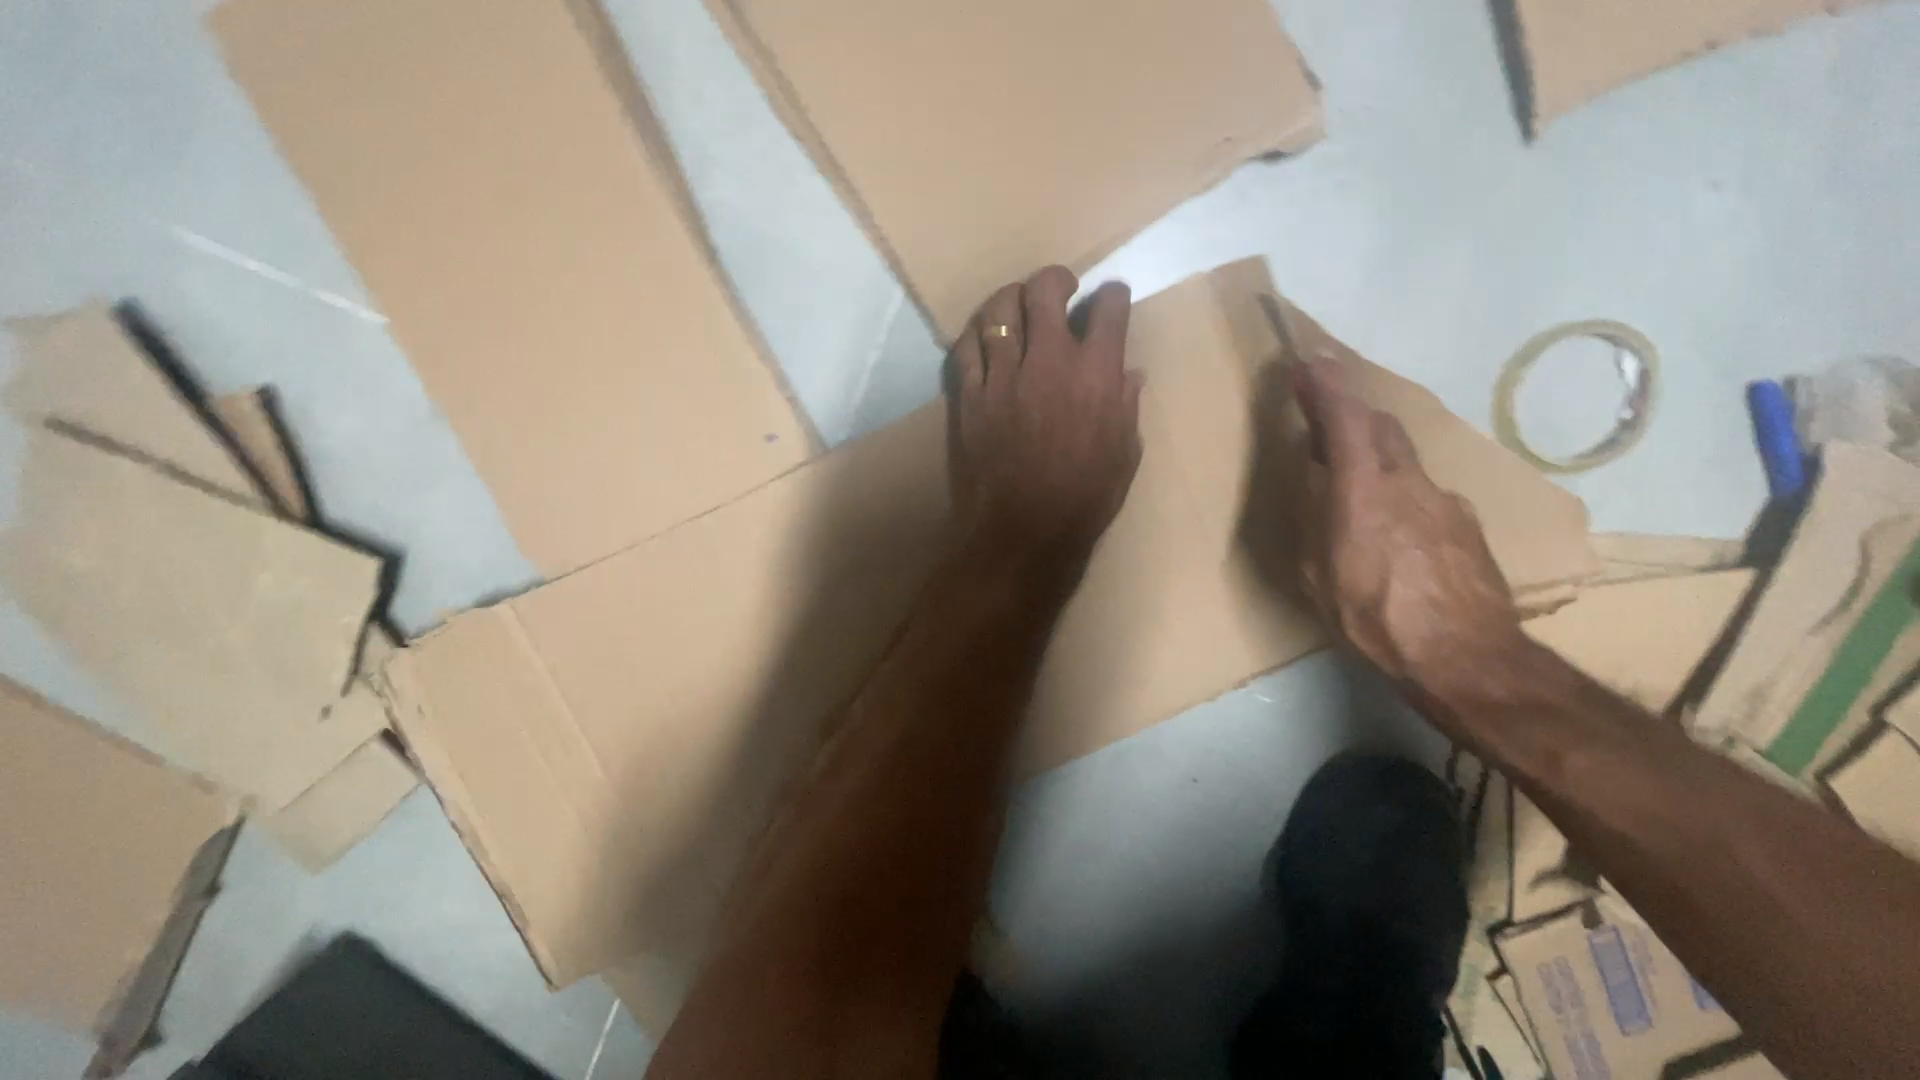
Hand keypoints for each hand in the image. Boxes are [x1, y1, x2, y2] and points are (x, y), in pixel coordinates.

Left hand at [948, 266, 1142, 574]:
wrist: (1022, 532)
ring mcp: (1003, 376)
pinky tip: (986, 338)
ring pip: (999, 309)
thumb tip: (1130, 376)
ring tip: (1019, 305)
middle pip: (1045, 291)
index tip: (1111, 300)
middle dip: (1056, 279)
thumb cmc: (1084, 499)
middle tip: (1061, 289)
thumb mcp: (1124, 455)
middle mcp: (1048, 362)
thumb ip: (1126, 407)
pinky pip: (966, 347)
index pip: (1108, 308)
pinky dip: (977, 334)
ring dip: (1012, 298)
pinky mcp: (970, 396)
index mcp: (1096, 374)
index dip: (1113, 295)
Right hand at [1287, 359, 1524, 693]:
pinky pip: (1425, 492)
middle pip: (1379, 424)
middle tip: (1322, 418)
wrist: (1465, 656)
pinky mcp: (1467, 526)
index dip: (1323, 384)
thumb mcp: (1318, 571)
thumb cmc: (1373, 617)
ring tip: (1354, 478)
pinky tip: (1395, 525)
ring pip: (1405, 458)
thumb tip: (1316, 476)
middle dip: (1348, 410)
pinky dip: (1401, 490)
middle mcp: (1407, 481)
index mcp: (1363, 488)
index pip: (1342, 416)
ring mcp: (1445, 501)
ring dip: (1375, 452)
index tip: (1305, 363)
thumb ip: (1316, 515)